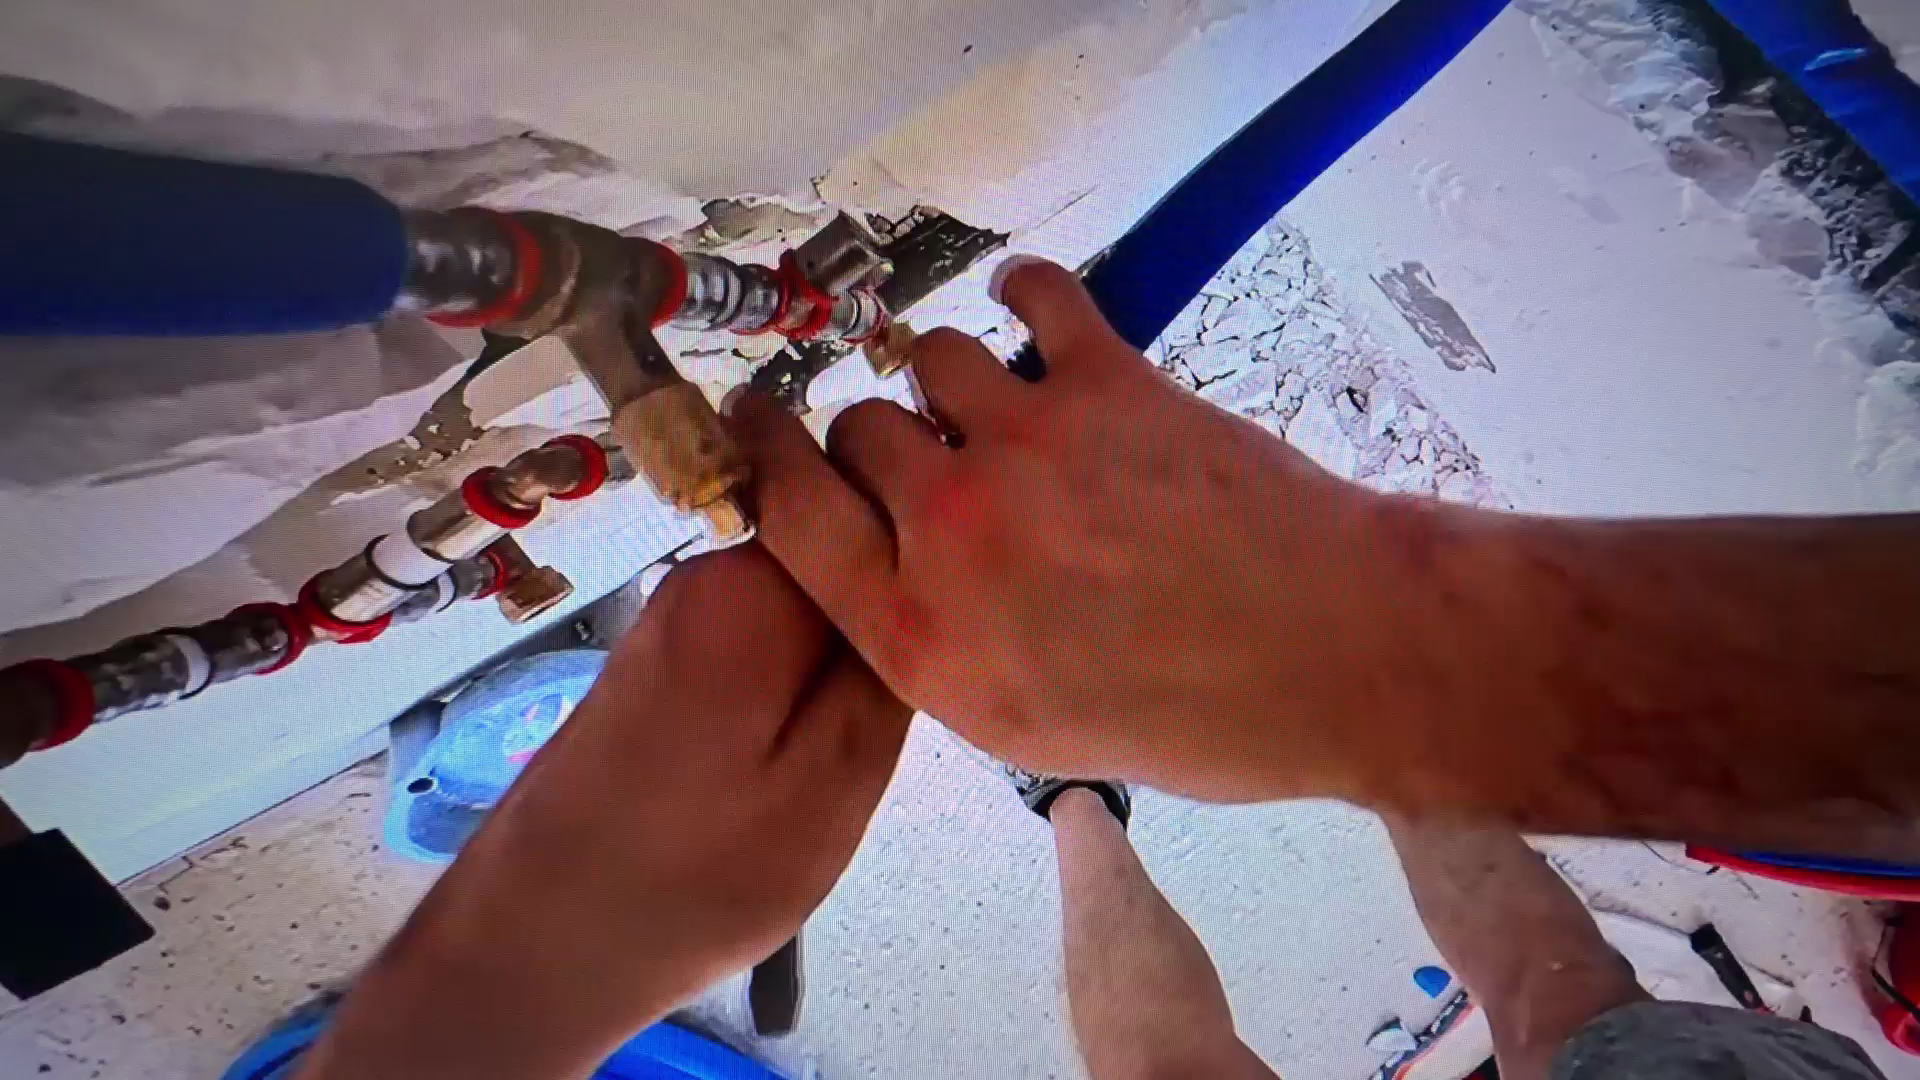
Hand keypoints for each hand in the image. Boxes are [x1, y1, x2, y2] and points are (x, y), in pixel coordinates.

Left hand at [297, 543, 909, 1079]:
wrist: (535, 944)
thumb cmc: (694, 875)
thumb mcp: (831, 784)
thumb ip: (886, 673)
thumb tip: (916, 594)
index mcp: (751, 588)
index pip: (871, 525)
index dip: (916, 574)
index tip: (935, 643)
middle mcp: (708, 574)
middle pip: (840, 557)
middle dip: (879, 619)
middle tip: (887, 708)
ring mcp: (683, 608)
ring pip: (809, 599)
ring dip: (839, 655)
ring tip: (839, 735)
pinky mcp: (670, 647)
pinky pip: (770, 631)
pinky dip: (797, 674)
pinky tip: (790, 742)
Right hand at [729, 259, 1395, 802]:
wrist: (1328, 658)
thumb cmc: (1185, 717)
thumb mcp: (1025, 724)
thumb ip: (936, 641)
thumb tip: (901, 567)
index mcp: (922, 634)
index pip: (792, 517)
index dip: (764, 460)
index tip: (756, 426)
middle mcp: (951, 532)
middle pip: (858, 431)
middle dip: (883, 440)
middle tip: (932, 457)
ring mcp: (1024, 445)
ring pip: (932, 358)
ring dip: (952, 378)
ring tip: (997, 403)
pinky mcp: (1103, 383)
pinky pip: (1034, 298)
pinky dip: (1026, 295)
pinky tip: (1029, 309)